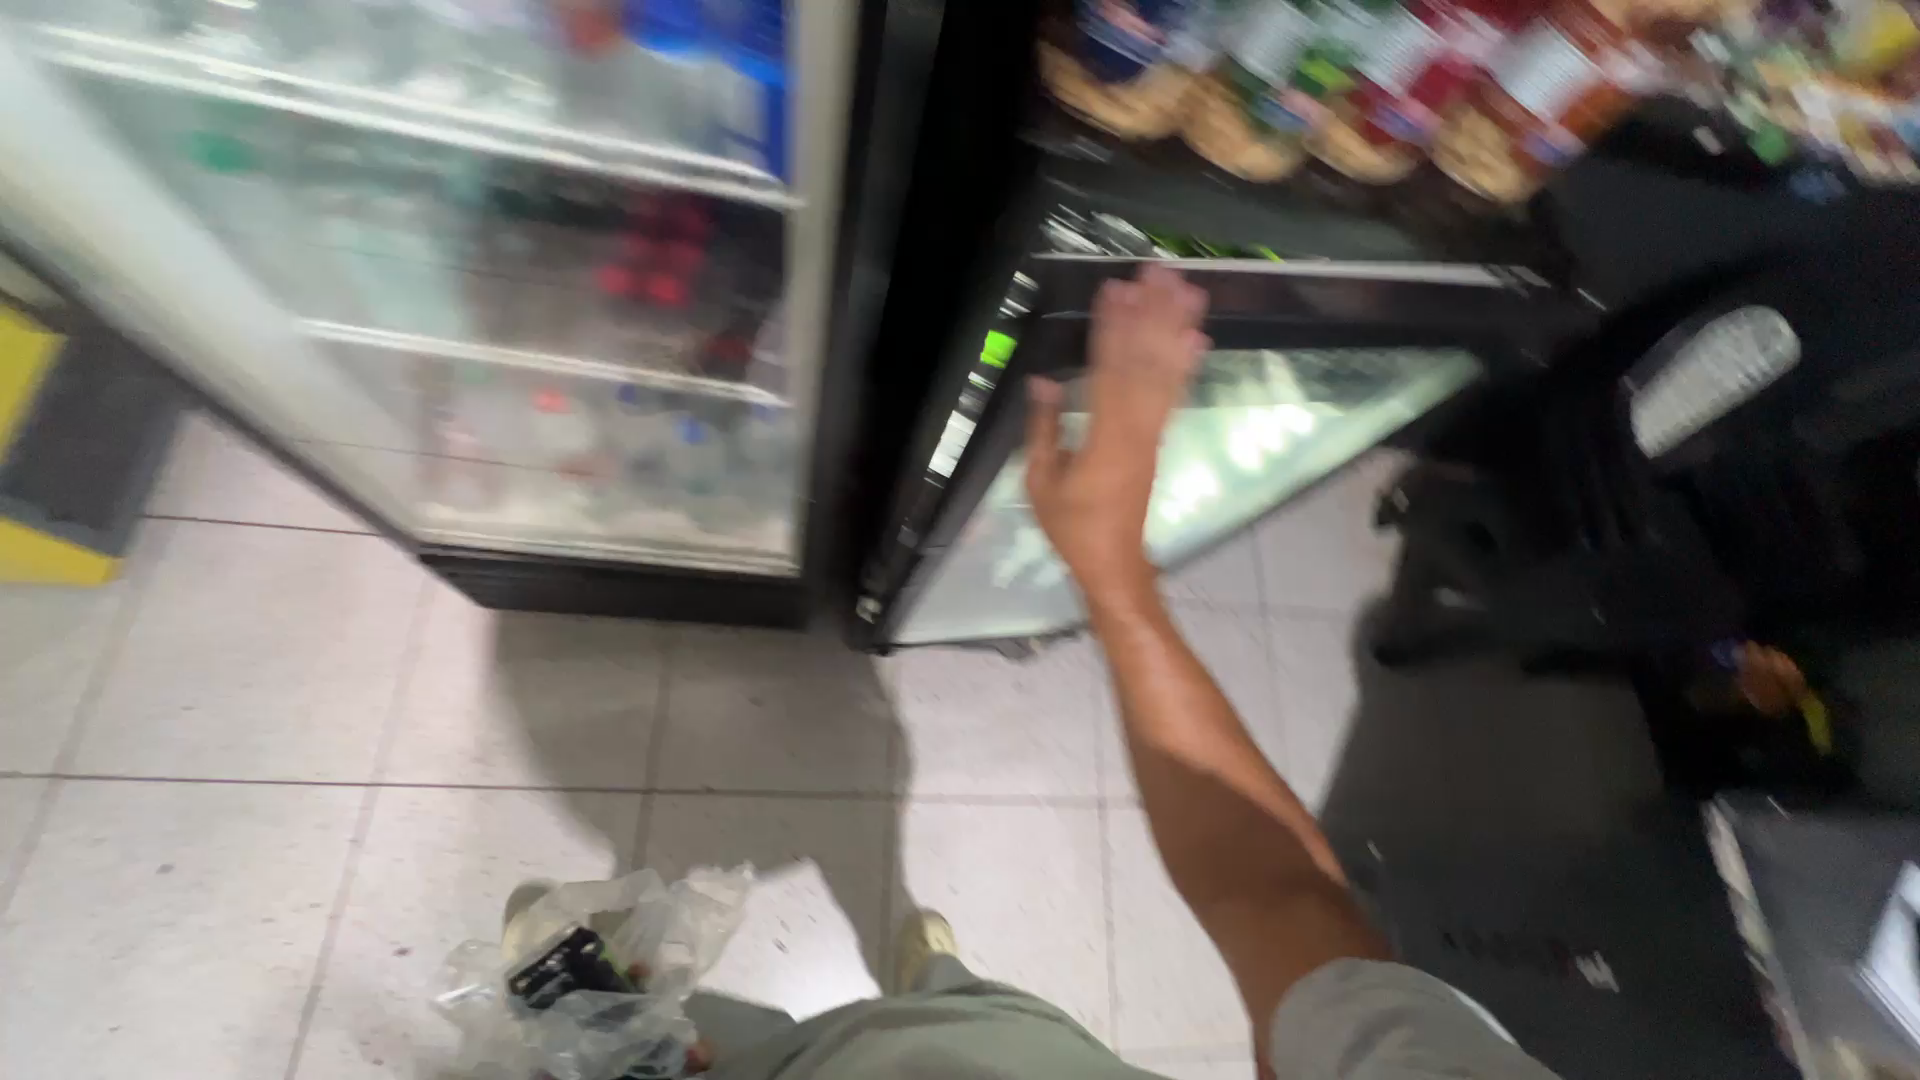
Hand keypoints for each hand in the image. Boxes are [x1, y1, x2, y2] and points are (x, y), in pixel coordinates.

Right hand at [1025, 264, 1208, 605]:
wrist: (1113, 561)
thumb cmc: (1071, 526)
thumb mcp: (1041, 482)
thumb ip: (1044, 429)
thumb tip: (1043, 380)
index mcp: (1105, 438)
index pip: (1110, 371)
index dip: (1113, 329)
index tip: (1115, 289)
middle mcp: (1137, 429)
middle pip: (1146, 362)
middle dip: (1152, 313)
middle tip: (1159, 270)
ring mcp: (1153, 434)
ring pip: (1167, 373)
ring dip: (1176, 329)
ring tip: (1186, 289)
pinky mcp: (1158, 440)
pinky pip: (1175, 397)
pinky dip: (1186, 366)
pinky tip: (1196, 340)